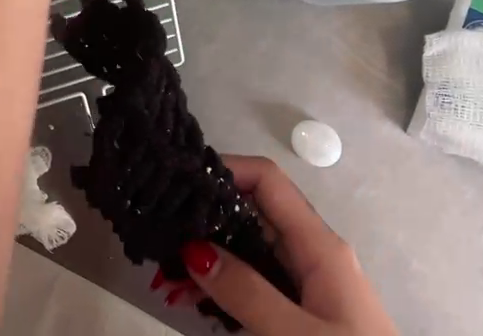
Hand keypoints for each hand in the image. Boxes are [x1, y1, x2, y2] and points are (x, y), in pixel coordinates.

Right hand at [179, 156, 395, 335]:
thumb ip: (247, 293)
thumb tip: (193, 247)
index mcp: (320, 246)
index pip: (267, 180)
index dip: (225, 169)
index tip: (181, 183)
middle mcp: (315, 254)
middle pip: (254, 212)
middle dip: (208, 217)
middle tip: (162, 231)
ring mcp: (311, 285)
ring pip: (252, 250)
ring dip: (211, 256)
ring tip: (168, 272)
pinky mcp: (306, 314)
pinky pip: (258, 283)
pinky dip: (226, 285)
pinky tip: (196, 300)